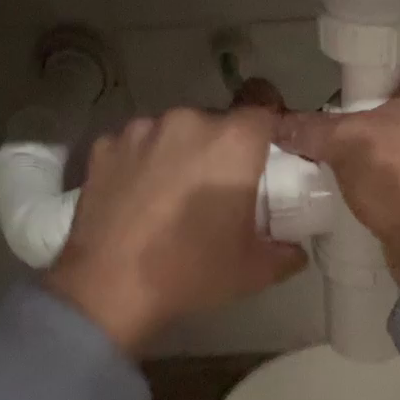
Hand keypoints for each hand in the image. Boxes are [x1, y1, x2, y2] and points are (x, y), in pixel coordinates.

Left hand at [44, 88, 306, 353]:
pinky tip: (138, 198)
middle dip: (222, 150)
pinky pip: (135, 147)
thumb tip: (295, 249)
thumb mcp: (255, 271)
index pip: (266, 112)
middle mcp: (188, 121)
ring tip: (173, 196)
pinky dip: (142, 164)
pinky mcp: (104, 147)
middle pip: (217, 123)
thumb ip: (287, 253)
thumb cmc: (191, 272)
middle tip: (219, 190)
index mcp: (233, 142)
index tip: (269, 159)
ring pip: (173, 133)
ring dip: (180, 154)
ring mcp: (140, 130)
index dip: (270, 133)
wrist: (109, 287)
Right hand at [274, 58, 399, 283]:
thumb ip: (310, 128)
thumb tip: (278, 123)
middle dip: (375, 118)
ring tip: (356, 162)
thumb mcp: (345, 144)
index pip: (399, 66)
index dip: (367, 83)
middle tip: (345, 135)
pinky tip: (379, 185)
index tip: (344, 106)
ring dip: (388, 147)